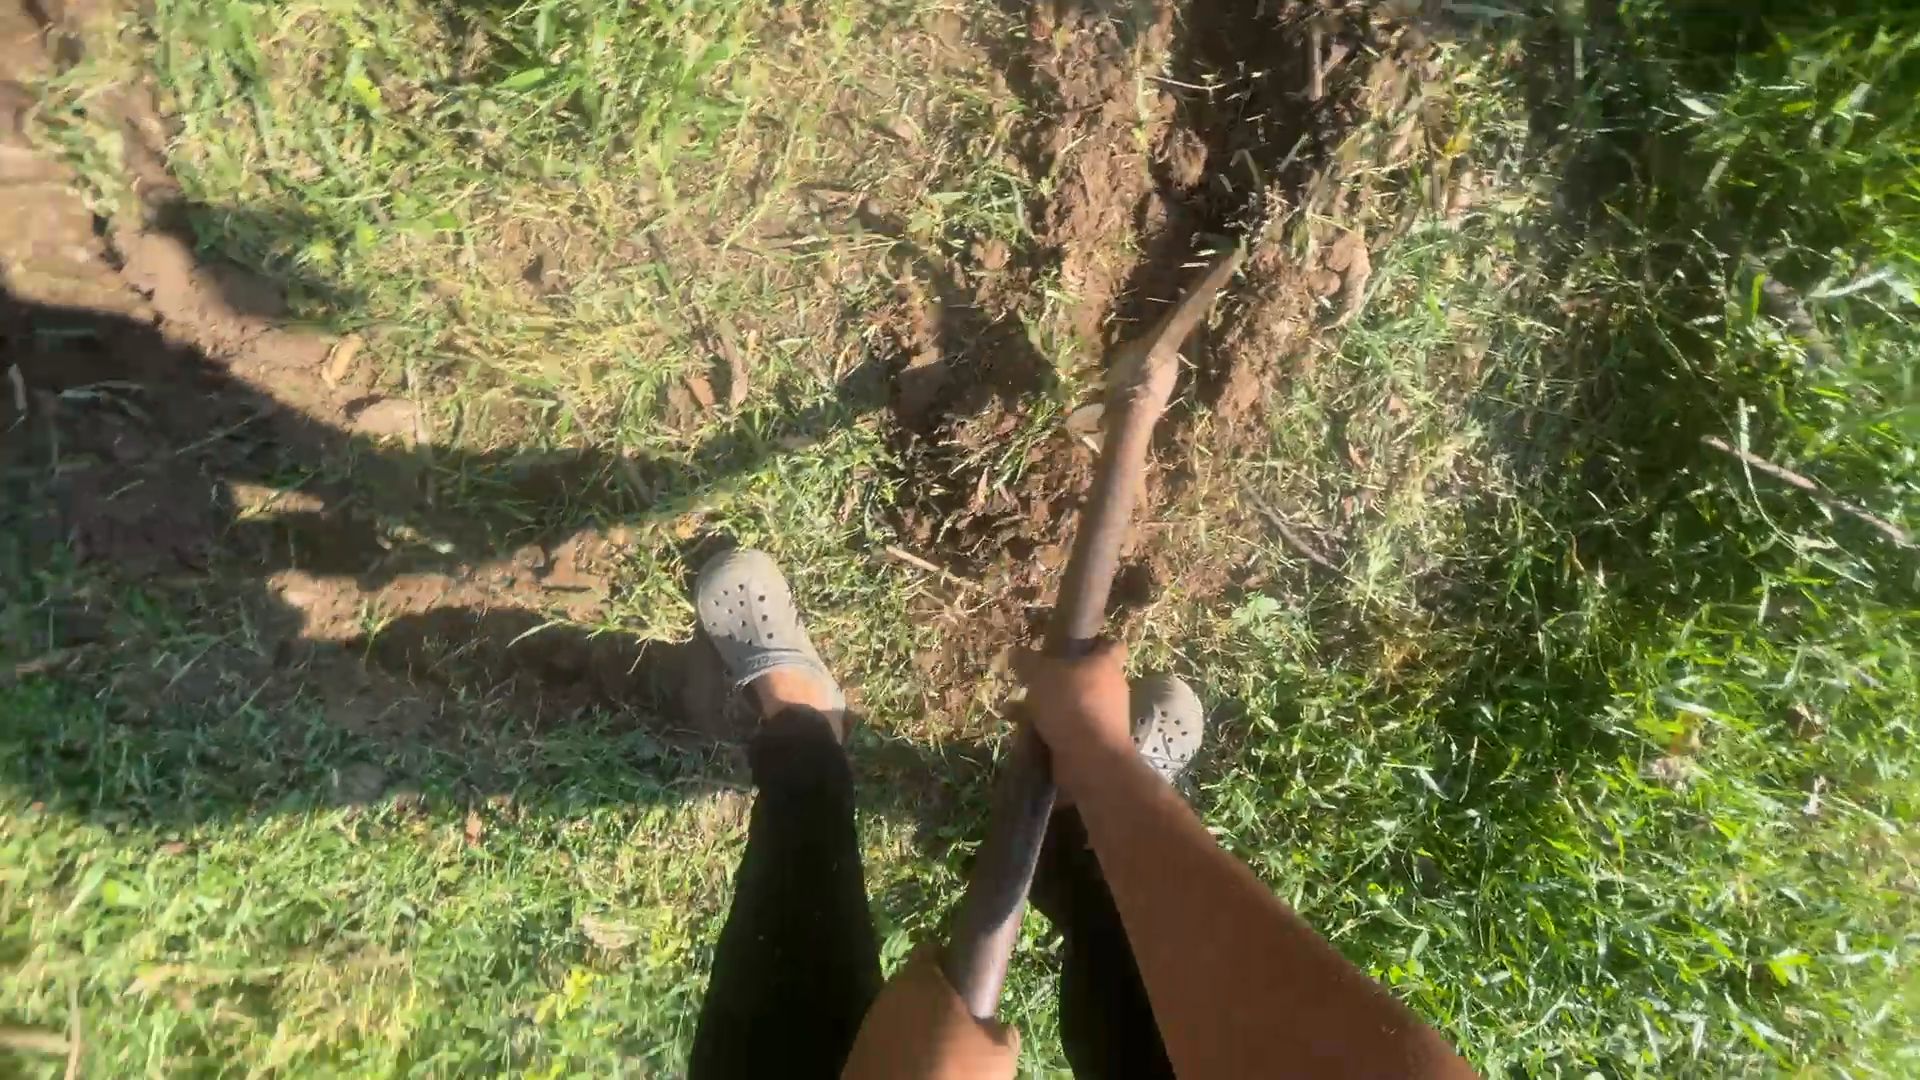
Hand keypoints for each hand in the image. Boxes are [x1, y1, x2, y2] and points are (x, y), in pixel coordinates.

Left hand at [841, 948, 1018, 1079]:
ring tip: (938, 1059)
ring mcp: (870, 1023)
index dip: (950, 964)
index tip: (966, 987)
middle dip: (935, 1004)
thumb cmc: (950, 1072)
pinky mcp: (858, 1054)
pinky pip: (886, 1044)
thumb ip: (1002, 1033)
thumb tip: (998, 1029)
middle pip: (916, 987)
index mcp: (920, 978)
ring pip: (901, 1016)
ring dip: (916, 1031)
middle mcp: (890, 992)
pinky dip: (900, 1055)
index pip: (931, 952)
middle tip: (958, 1032)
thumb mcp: (996, 1056)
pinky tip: (917, 1071)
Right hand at [1015, 639, 1134, 789]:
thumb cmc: (1072, 704)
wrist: (1092, 759)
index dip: (1095, 642)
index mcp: (1106, 664)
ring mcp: (1107, 717)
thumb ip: (1028, 662)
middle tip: (1036, 678)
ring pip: (1076, 703)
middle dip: (1063, 678)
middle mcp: (1112, 688)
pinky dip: (1051, 728)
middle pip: (1089, 676)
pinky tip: (1024, 730)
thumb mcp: (1042, 676)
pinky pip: (1071, 728)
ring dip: (1052, 706)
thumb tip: (1016, 652)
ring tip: (1020, 707)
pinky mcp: (1097, 741)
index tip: (1073, 645)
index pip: (1112, 645)